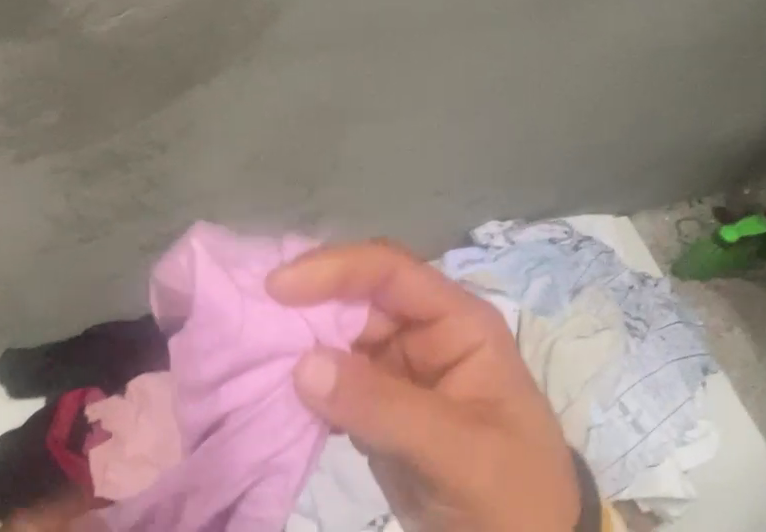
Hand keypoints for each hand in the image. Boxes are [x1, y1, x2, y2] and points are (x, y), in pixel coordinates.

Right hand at [268, 240, 580, 531]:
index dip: (334, 269)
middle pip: (355, 297)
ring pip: (337, 335)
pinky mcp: (379, 405)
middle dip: (307, 306)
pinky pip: (333, 379)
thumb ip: (384, 406)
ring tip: (254, 354)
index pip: (389, 271)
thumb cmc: (512, 496)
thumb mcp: (459, 452)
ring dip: (300, 344)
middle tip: (253, 323)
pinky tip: (279, 394)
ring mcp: (400, 369)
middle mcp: (425, 332)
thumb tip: (303, 364)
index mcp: (457, 322)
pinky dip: (306, 384)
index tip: (278, 287)